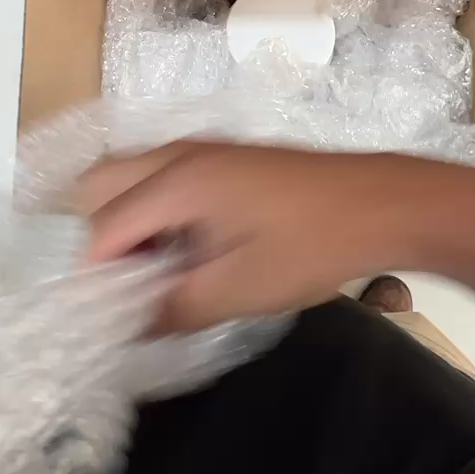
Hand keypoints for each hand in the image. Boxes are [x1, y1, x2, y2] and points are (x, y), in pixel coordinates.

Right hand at [75, 141, 447, 331]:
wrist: (377, 203)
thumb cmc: (311, 246)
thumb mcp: (242, 289)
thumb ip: (175, 307)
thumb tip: (129, 325)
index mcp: (177, 182)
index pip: (104, 225)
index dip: (97, 273)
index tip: (110, 313)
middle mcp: (177, 153)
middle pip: (101, 182)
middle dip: (100, 233)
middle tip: (127, 281)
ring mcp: (199, 148)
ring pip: (129, 173)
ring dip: (126, 218)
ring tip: (158, 267)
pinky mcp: (220, 154)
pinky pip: (159, 173)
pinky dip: (152, 206)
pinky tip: (188, 244)